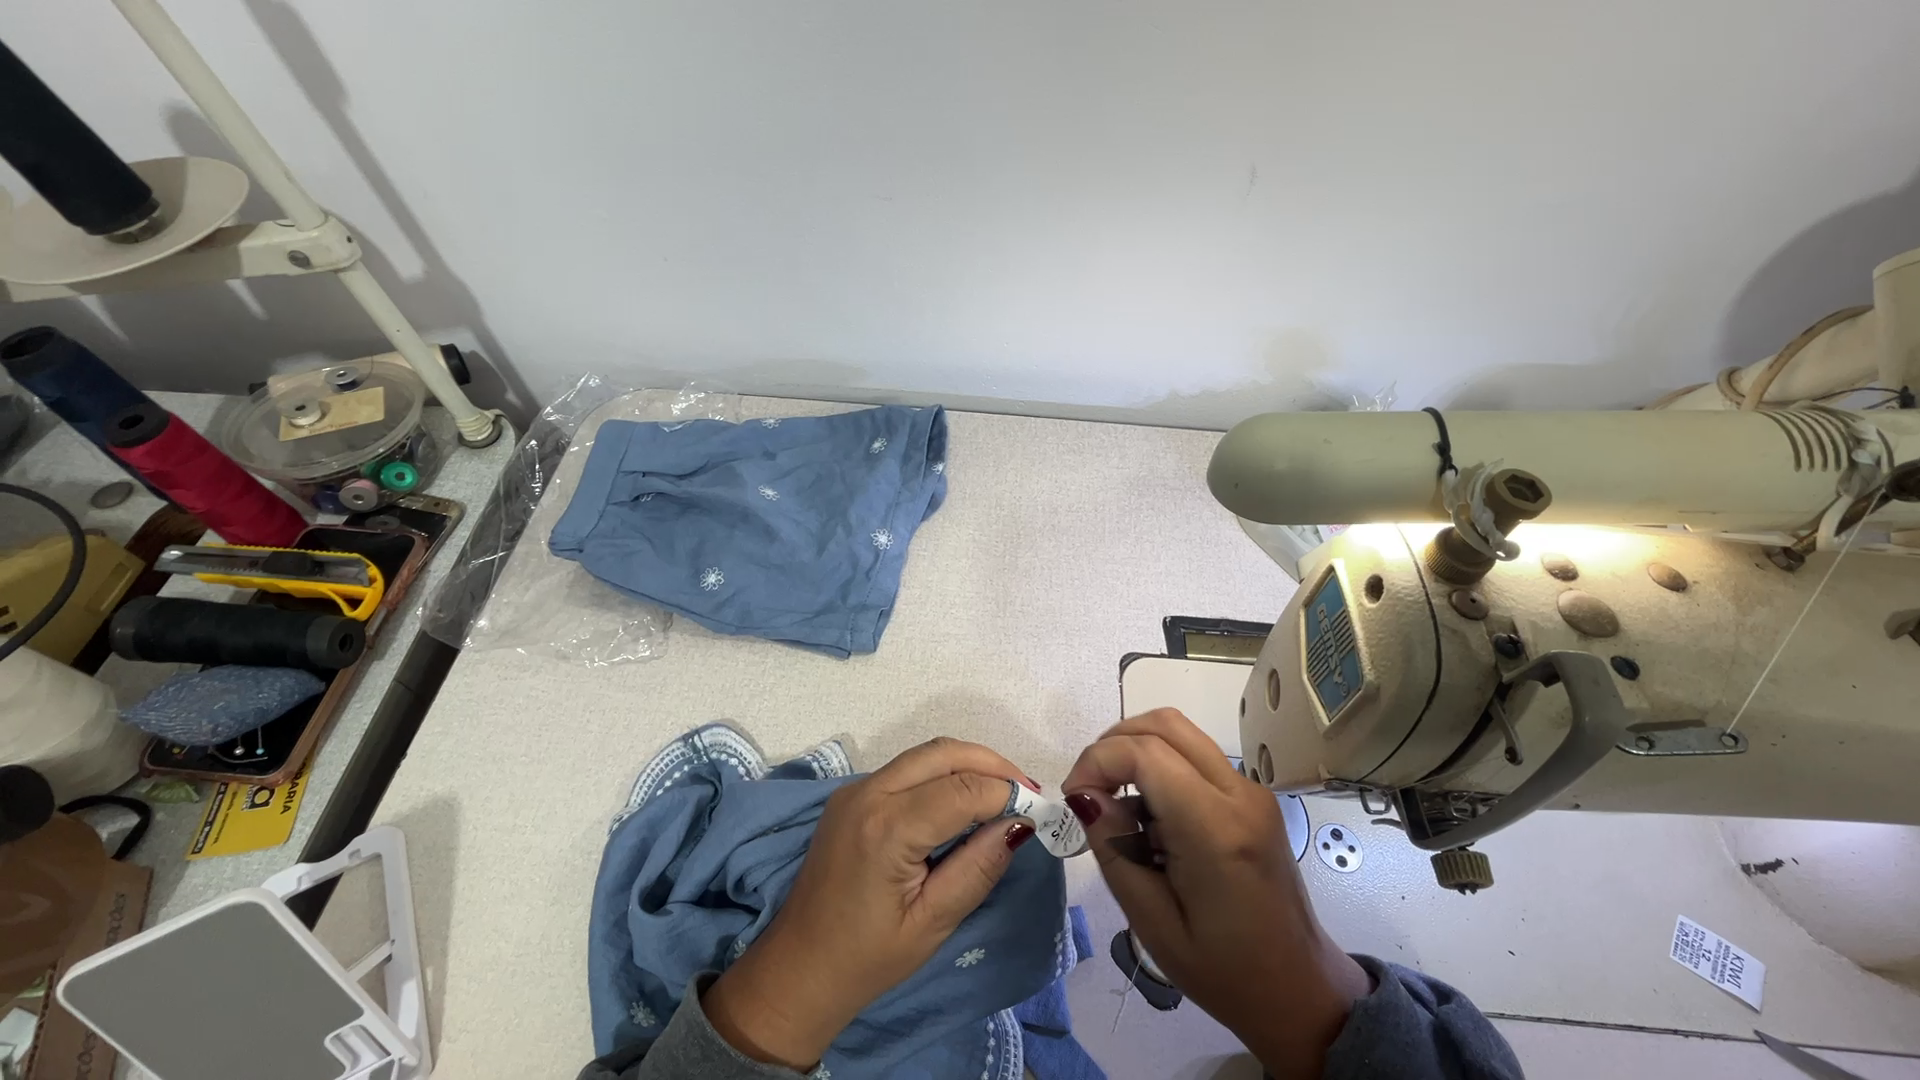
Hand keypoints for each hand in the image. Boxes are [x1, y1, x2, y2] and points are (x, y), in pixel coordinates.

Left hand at [703, 738, 1039, 1070]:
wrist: (797, 969)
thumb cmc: (867, 959)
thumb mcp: (933, 922)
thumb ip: (978, 867)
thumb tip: (1020, 824)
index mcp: (887, 828)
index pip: (963, 789)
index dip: (1008, 794)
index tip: (1043, 812)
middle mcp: (867, 794)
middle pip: (943, 753)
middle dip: (992, 765)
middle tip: (1030, 794)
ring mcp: (855, 790)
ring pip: (925, 754)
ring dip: (968, 764)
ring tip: (1006, 795)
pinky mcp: (851, 796)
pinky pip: (907, 768)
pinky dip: (943, 773)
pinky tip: (966, 800)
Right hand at [1063, 709, 1370, 1079]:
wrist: (1299, 989)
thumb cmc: (1223, 971)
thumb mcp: (1152, 922)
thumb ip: (1114, 849)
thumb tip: (1084, 796)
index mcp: (1215, 829)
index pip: (1145, 753)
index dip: (1097, 761)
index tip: (1073, 799)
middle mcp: (1239, 795)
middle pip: (1165, 724)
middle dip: (1113, 743)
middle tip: (1088, 790)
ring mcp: (1252, 792)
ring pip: (1181, 733)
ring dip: (1136, 752)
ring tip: (1115, 805)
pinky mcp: (1253, 797)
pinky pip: (1196, 758)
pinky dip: (1159, 768)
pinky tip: (1149, 820)